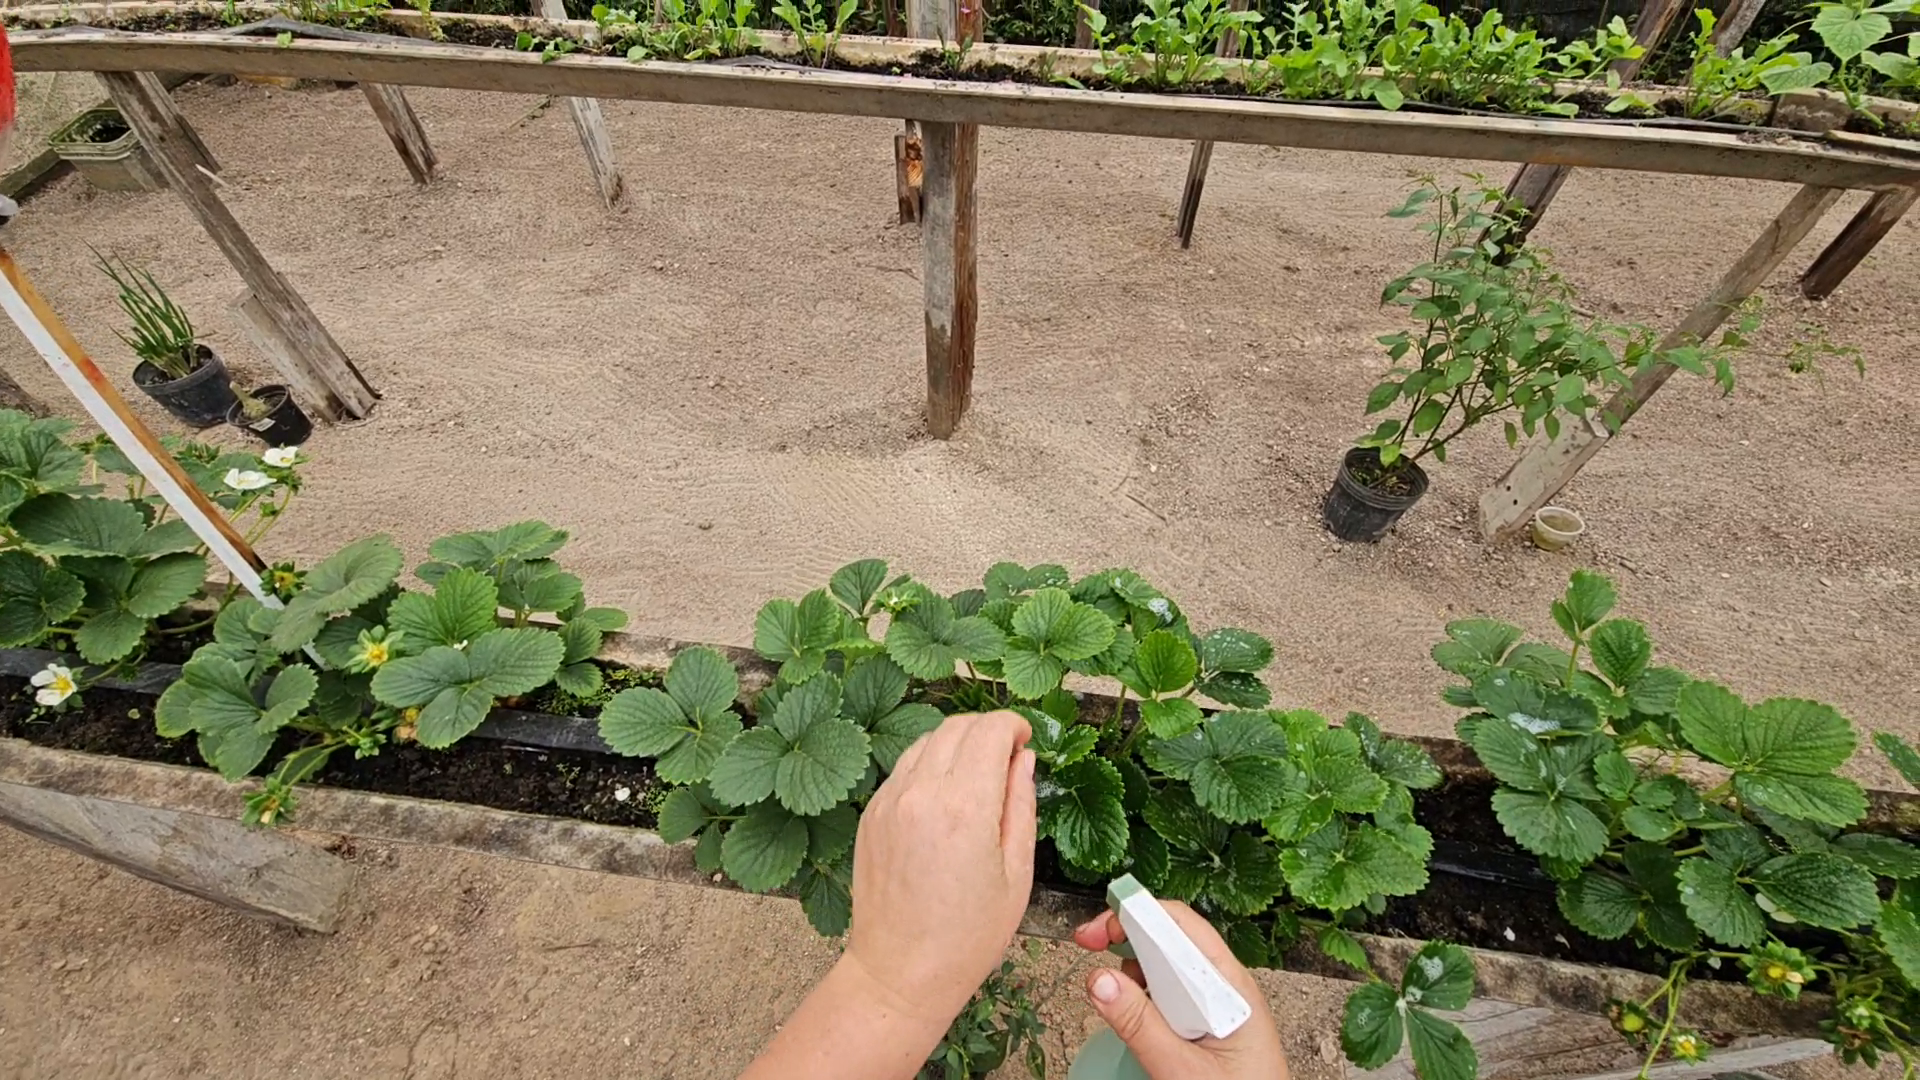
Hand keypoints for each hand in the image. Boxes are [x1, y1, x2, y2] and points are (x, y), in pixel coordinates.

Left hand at [844, 709, 1036, 1024]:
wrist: (899, 973)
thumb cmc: (966, 936)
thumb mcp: (1016, 874)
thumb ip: (1021, 805)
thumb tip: (1022, 758)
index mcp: (965, 807)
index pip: (990, 730)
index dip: (1013, 724)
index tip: (1025, 738)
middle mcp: (922, 792)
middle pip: (958, 726)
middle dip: (988, 729)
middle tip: (1006, 754)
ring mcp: (890, 799)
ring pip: (928, 739)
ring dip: (957, 743)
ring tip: (975, 776)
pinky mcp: (872, 811)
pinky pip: (904, 766)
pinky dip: (929, 765)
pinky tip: (944, 796)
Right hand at [1074, 902, 1289, 1079]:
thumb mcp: (1183, 1075)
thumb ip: (1140, 1027)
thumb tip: (1098, 978)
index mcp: (1230, 987)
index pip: (1179, 925)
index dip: (1134, 915)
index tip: (1096, 931)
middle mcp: (1225, 987)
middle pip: (1170, 937)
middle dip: (1126, 934)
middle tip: (1088, 944)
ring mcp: (1217, 1006)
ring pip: (1167, 964)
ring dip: (1133, 967)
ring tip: (1115, 996)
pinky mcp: (1207, 1025)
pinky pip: (1170, 993)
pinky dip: (1144, 993)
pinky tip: (1135, 1017)